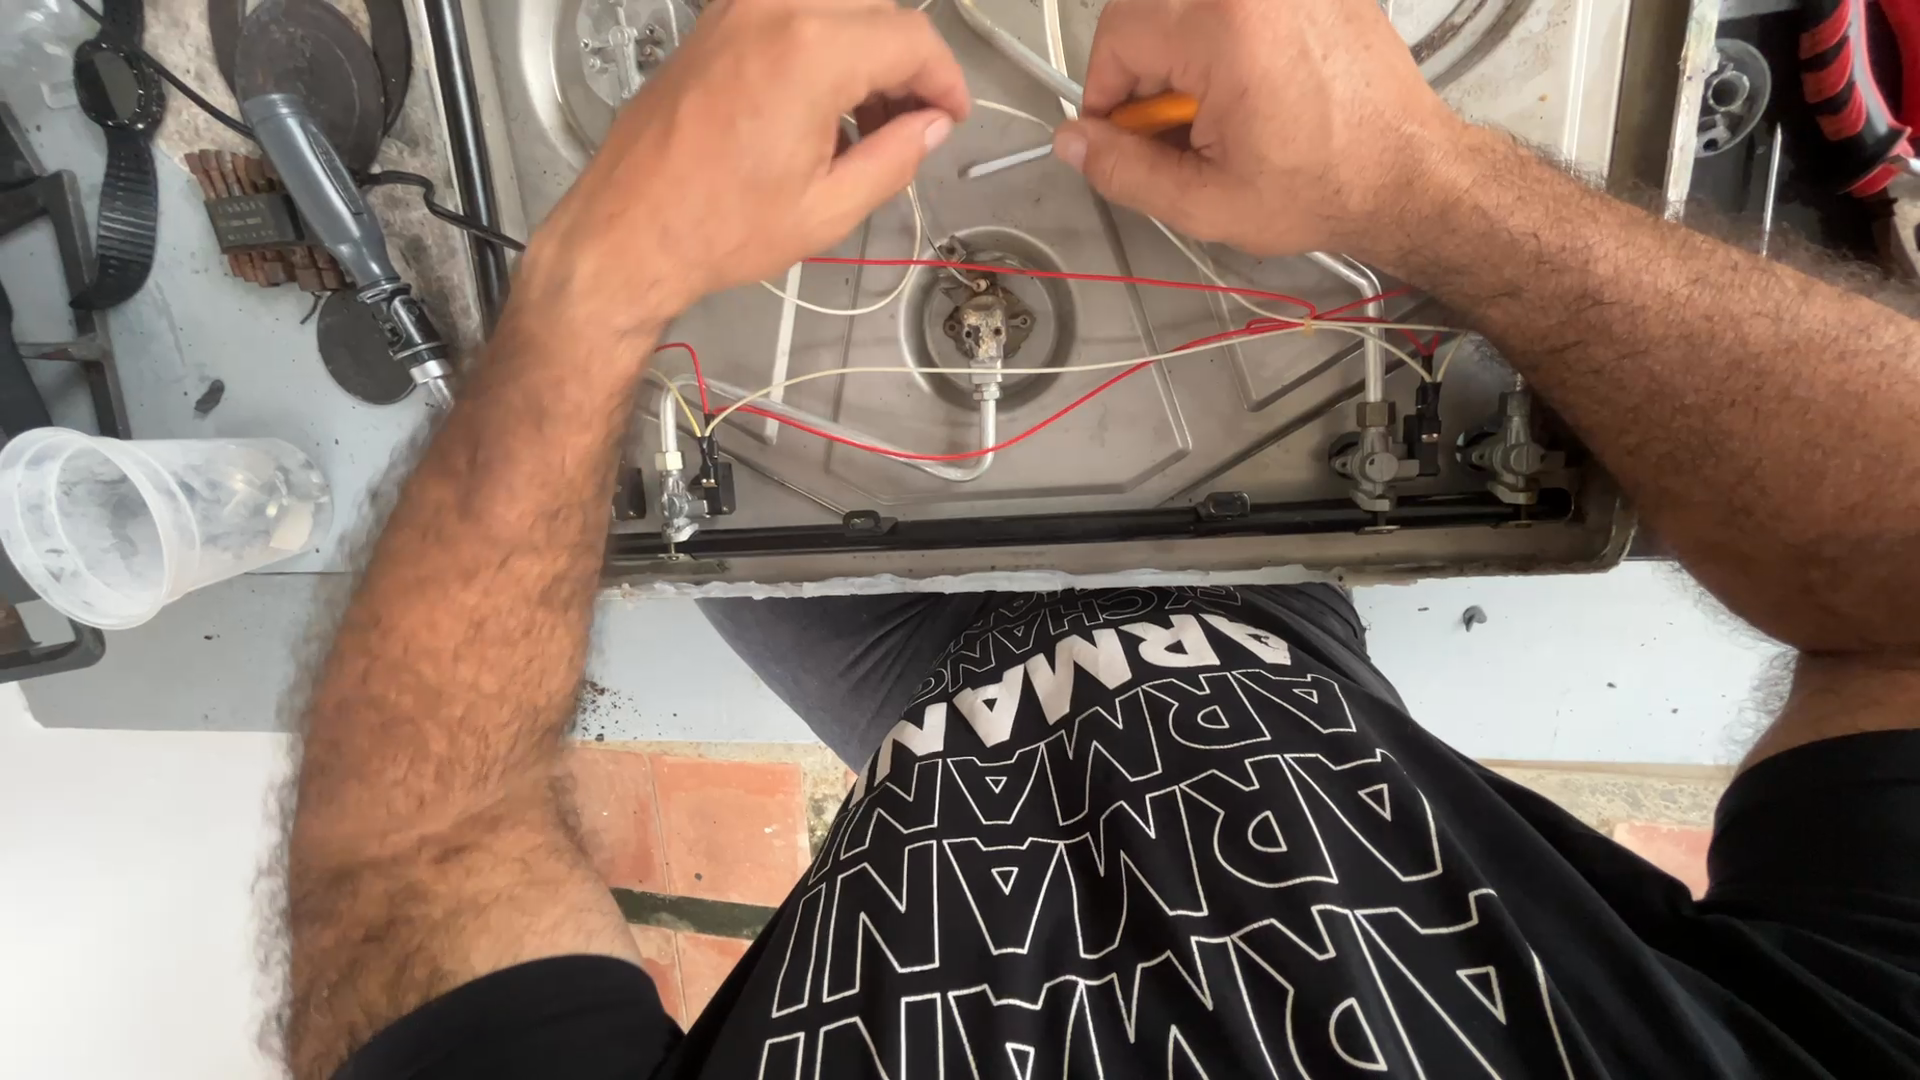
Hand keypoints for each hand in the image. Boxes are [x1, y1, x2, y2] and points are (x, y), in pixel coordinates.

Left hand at [518, 0, 969, 339]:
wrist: (634, 229)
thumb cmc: (725, 229)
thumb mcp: (828, 210)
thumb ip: (893, 159)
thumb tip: (930, 128)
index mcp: (811, 51)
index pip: (910, 37)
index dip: (945, 78)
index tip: (952, 118)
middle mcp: (774, 7)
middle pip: (875, 9)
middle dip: (907, 64)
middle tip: (913, 126)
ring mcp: (737, 7)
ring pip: (835, 7)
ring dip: (866, 54)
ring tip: (866, 127)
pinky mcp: (715, 23)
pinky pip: (792, 14)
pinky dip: (824, 47)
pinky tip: (823, 108)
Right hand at [1051, 0, 1466, 259]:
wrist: (1403, 175)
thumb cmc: (1318, 189)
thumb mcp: (1201, 202)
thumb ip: (1123, 171)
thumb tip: (1073, 144)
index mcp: (1226, 28)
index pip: (1118, 33)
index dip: (1102, 94)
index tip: (1115, 137)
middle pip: (1150, 12)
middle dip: (1141, 77)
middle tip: (1168, 135)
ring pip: (1188, 11)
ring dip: (1180, 65)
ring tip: (1211, 121)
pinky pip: (1232, 9)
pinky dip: (1219, 50)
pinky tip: (1242, 99)